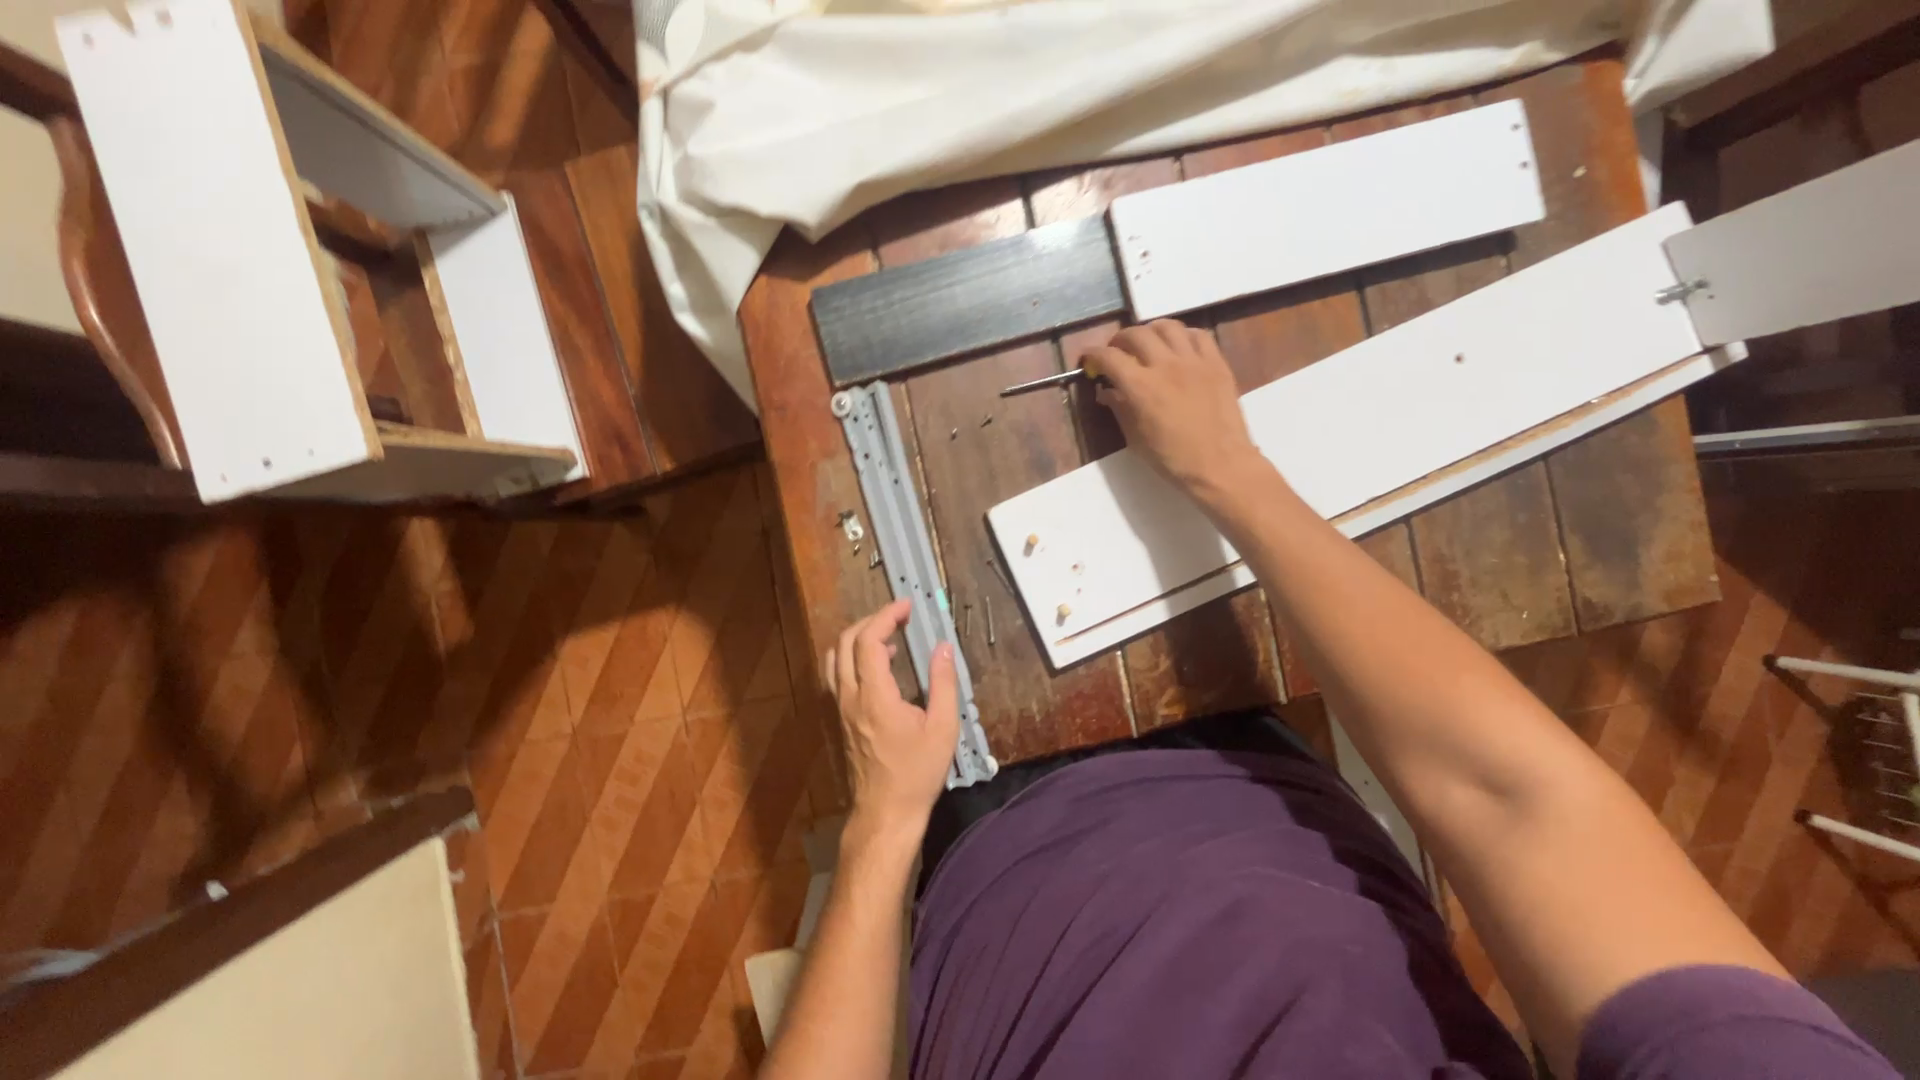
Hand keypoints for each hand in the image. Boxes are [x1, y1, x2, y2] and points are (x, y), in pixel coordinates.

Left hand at [823, 598, 959, 841]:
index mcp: (874, 696)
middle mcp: (849, 697)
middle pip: (845, 642)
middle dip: (871, 621)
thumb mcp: (942, 728)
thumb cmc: (917, 773)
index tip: (906, 607)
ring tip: (888, 638)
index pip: (869, 640)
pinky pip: (836, 676)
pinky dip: (852, 659)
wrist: (885, 813)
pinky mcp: (839, 719)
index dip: (886, 616)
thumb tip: (944, 648)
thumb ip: (943, 683)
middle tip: (899, 618)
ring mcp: (839, 709)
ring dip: (857, 639)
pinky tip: (878, 668)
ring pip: (834, 659)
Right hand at [1088, 319, 1264, 498]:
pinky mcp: (1216, 363)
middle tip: (1116, 352)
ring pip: (1167, 326)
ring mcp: (1194, 361)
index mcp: (1141, 387)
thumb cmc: (1173, 459)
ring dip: (1150, 331)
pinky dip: (1182, 335)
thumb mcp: (1136, 439)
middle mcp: (1165, 365)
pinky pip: (1197, 335)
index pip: (1109, 357)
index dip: (1093, 355)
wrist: (1221, 465)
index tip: (1088, 359)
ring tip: (1147, 344)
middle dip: (1119, 340)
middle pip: (1136, 334)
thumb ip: (1119, 409)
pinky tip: (1177, 347)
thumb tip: (1106, 392)